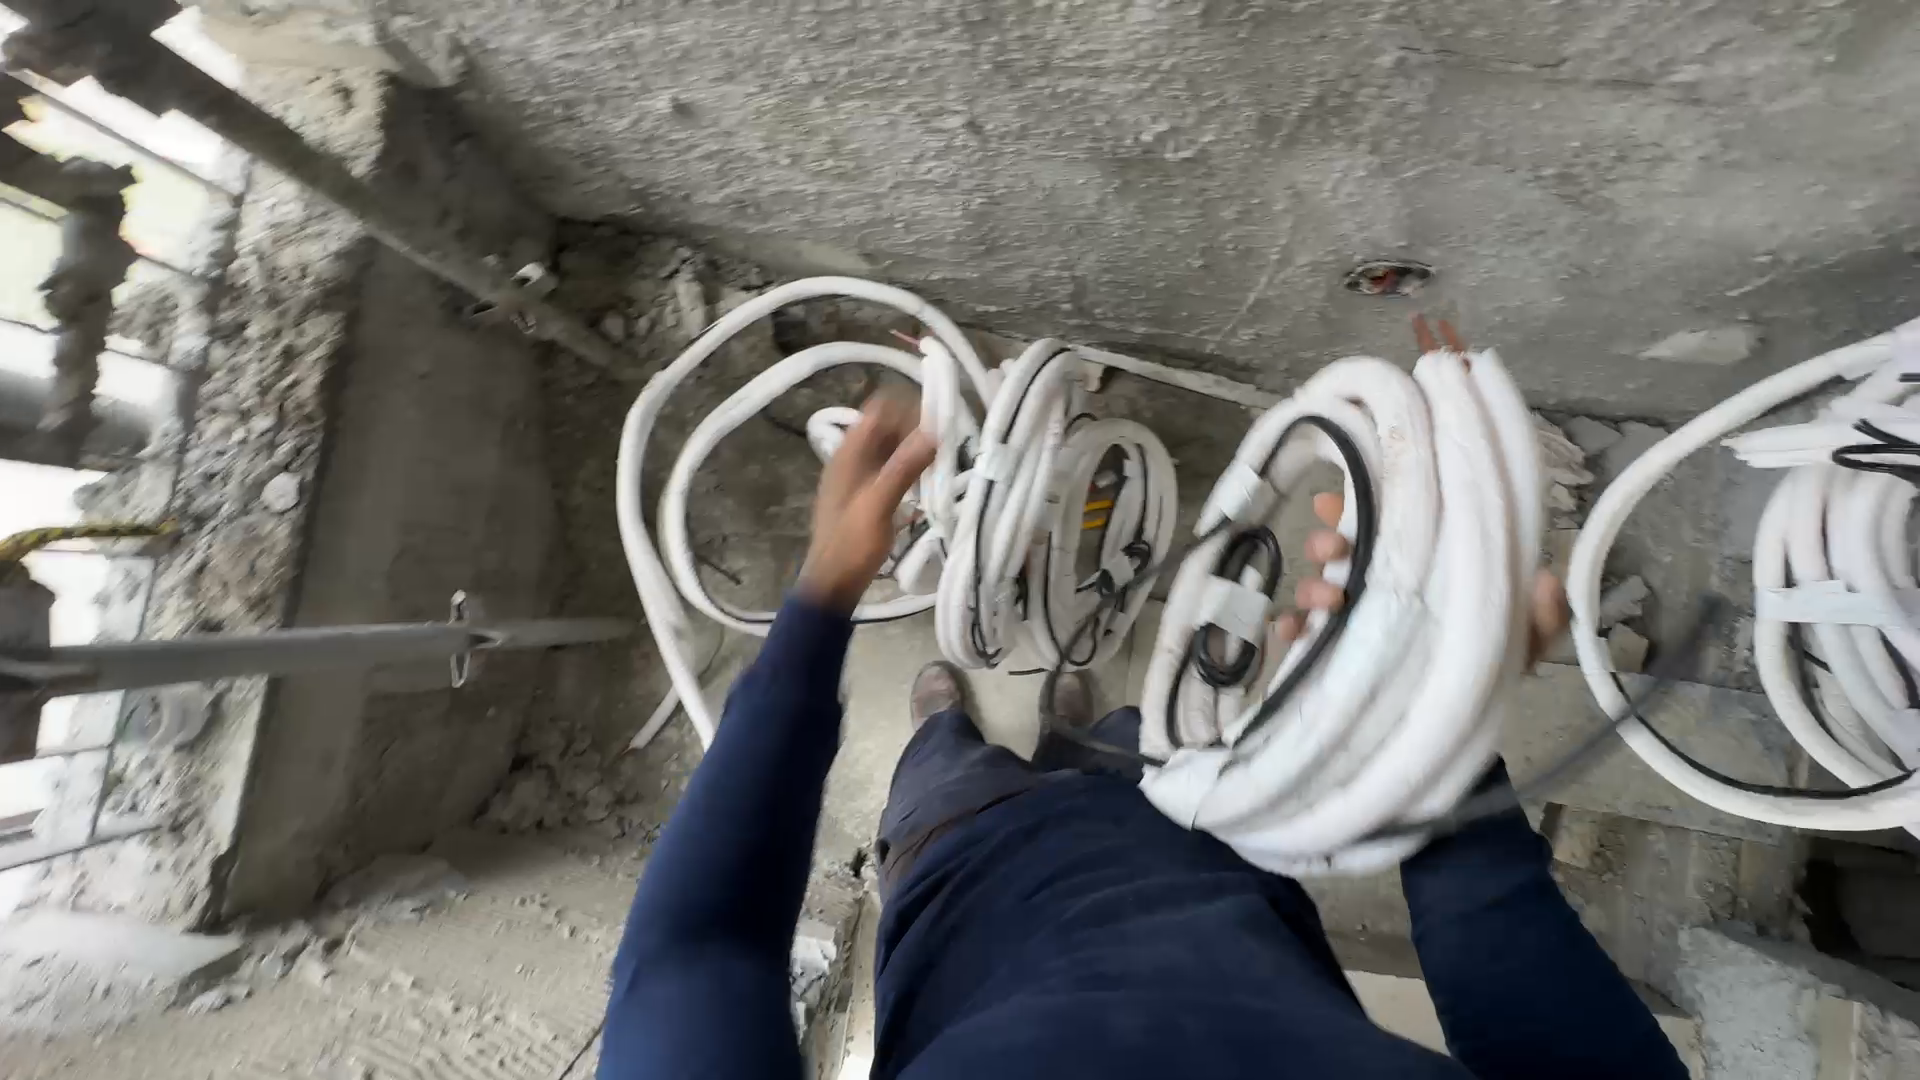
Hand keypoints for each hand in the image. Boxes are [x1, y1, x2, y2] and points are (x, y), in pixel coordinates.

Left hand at [796, 390, 936, 613]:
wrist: (832, 584)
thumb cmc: (852, 545)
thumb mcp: (878, 505)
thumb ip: (904, 467)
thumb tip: (933, 430)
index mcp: (848, 454)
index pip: (878, 410)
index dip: (907, 408)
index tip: (938, 421)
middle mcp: (851, 459)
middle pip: (885, 427)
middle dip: (914, 428)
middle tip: (946, 442)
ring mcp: (857, 478)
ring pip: (888, 449)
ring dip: (913, 448)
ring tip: (941, 459)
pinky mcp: (865, 496)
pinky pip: (889, 470)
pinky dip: (907, 468)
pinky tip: (926, 481)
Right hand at [1271, 492, 1570, 666]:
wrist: (1463, 710)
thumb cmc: (1490, 657)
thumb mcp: (1526, 636)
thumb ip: (1543, 614)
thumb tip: (1543, 580)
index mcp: (1412, 564)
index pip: (1380, 524)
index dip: (1357, 505)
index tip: (1342, 500)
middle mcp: (1372, 582)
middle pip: (1335, 550)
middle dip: (1326, 542)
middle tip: (1337, 549)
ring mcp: (1346, 614)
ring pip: (1313, 586)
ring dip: (1311, 587)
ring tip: (1331, 600)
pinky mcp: (1328, 647)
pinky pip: (1298, 631)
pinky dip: (1288, 626)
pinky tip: (1291, 631)